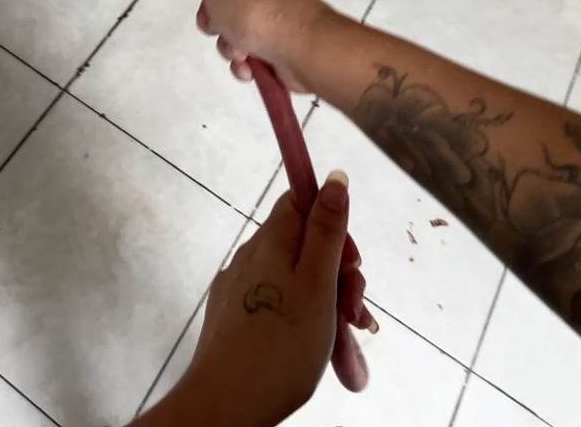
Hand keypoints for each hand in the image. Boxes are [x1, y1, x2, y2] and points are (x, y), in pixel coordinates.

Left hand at [161, 174, 357, 426]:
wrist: (224, 406)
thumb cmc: (280, 343)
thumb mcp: (318, 282)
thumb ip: (327, 228)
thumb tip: (334, 176)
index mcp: (272, 238)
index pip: (303, 202)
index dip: (333, 225)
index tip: (351, 263)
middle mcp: (253, 255)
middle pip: (305, 246)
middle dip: (339, 276)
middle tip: (356, 316)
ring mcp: (241, 288)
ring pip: (297, 283)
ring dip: (329, 308)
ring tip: (347, 349)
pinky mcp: (236, 318)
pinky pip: (279, 308)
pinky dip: (304, 325)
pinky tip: (324, 357)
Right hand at [174, 0, 340, 91]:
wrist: (305, 47)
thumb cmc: (255, 7)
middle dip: (207, 7)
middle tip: (214, 14)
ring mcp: (264, 7)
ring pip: (226, 20)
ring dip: (225, 39)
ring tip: (239, 46)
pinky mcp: (271, 37)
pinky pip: (243, 46)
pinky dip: (242, 57)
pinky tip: (249, 63)